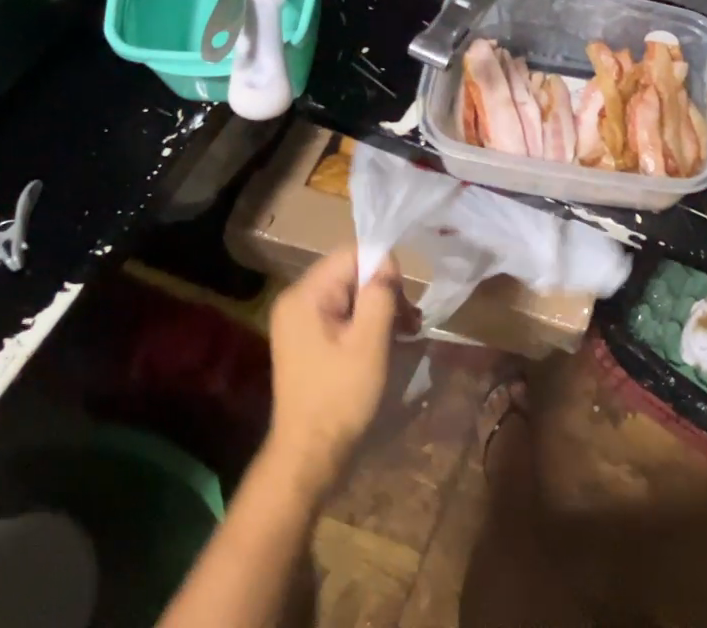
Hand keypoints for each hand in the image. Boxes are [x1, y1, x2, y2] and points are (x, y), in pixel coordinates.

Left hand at [264, 246, 403, 491]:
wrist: (310, 452)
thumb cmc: (341, 395)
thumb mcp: (369, 342)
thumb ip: (379, 294)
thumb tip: (388, 262)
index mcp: (304, 296)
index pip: (351, 254)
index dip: (382, 268)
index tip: (402, 301)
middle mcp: (296, 301)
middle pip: (350, 273)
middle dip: (384, 290)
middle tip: (410, 321)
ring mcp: (299, 321)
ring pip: (349, 294)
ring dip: (380, 308)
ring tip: (405, 333)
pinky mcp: (307, 339)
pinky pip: (342, 314)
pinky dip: (366, 322)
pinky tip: (385, 341)